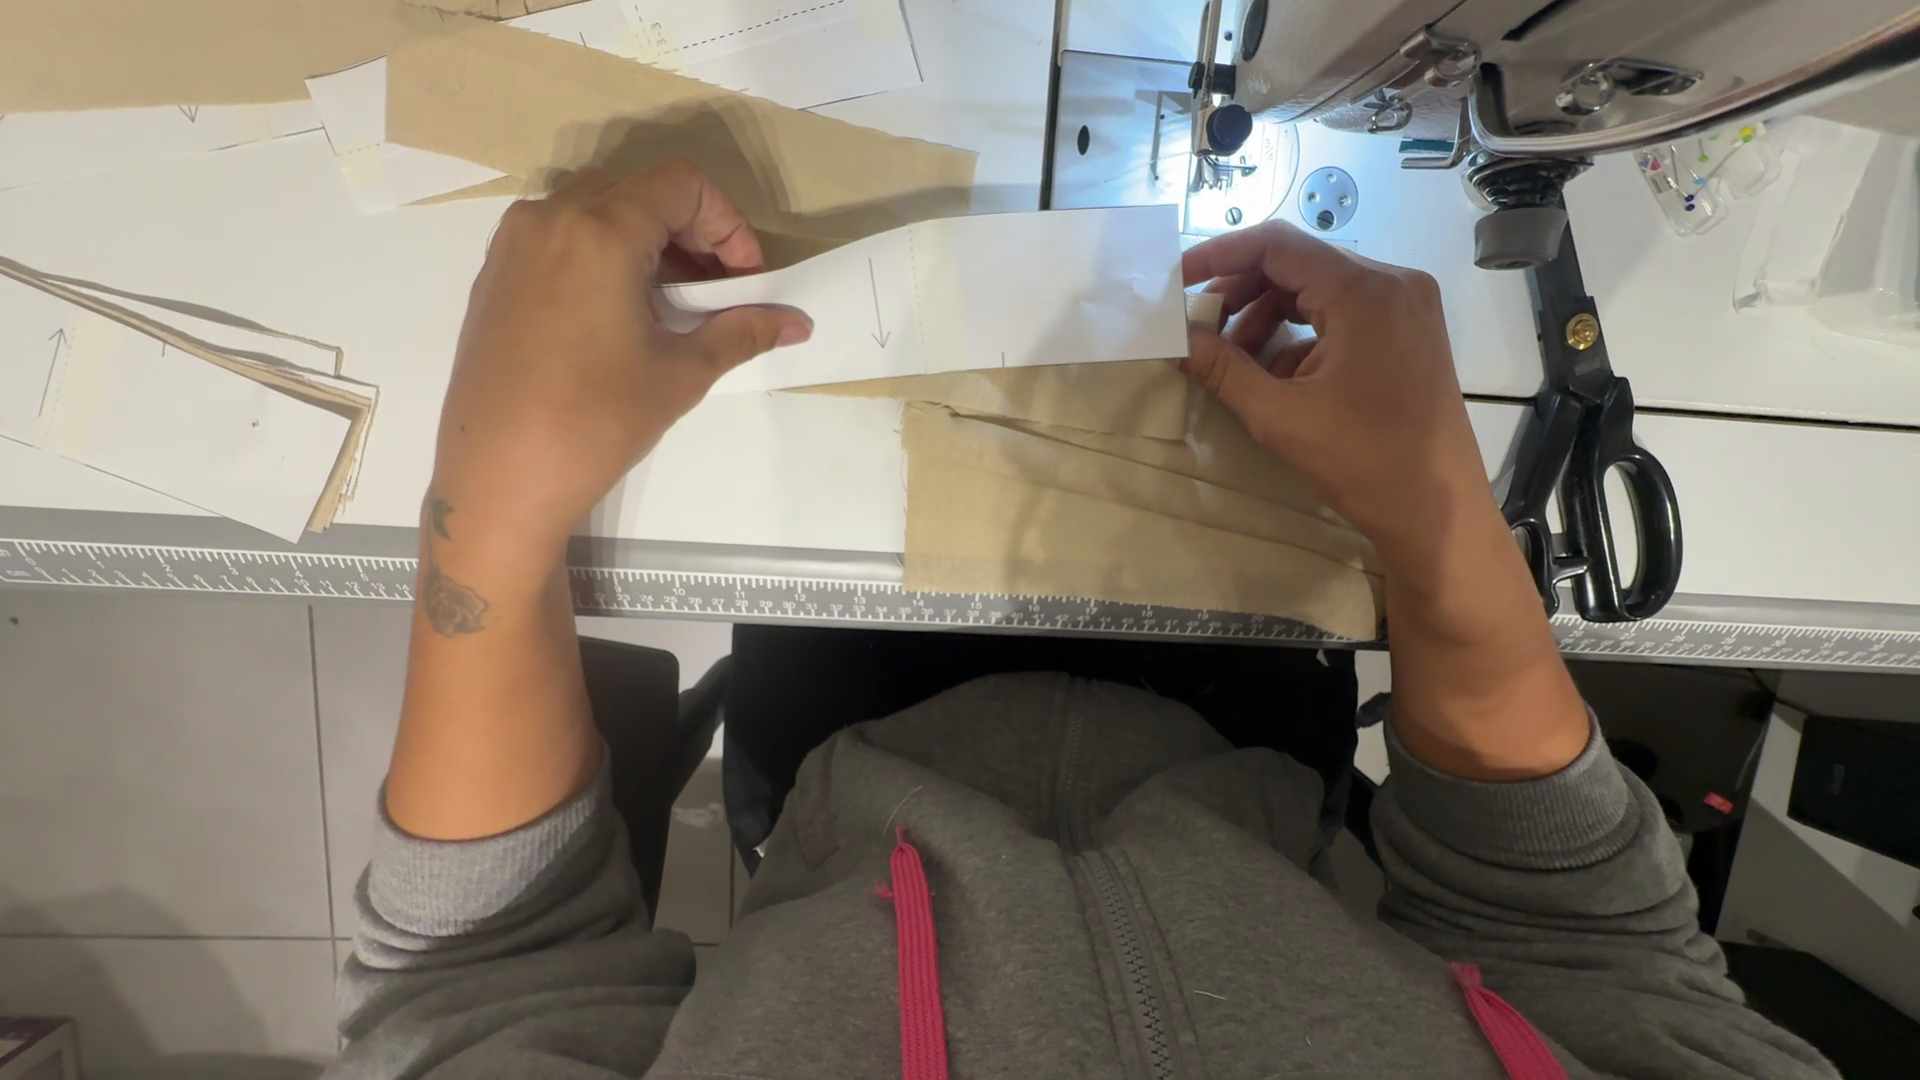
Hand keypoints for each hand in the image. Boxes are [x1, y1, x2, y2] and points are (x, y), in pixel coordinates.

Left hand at [429, 160, 811, 571]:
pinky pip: (563, 236)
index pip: (682, 184)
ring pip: (598, 209)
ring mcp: (515, 244)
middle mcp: (549, 217)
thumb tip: (799, 323)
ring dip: (650, 241)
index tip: (746, 277)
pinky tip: (623, 315)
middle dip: (694, 230)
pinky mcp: (498, 274)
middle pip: (640, 190)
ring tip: (674, 304)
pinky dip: (607, 255)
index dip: (729, 222)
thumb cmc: (599, 420)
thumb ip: (743, 332)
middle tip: (719, 289)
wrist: (502, 474)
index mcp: (599, 231)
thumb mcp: (683, 373)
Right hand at [1177, 221, 1491, 566]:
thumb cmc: (1360, 459)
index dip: (1220, 254)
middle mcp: (1391, 283)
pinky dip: (1299, 334)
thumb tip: (1176, 340)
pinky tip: (1275, 374)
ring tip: (1234, 361)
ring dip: (1267, 316)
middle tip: (1201, 330)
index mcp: (1364, 292)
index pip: (1278, 245)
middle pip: (1298, 263)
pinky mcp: (1406, 332)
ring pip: (1317, 289)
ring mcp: (1404, 306)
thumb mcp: (1278, 415)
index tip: (1179, 278)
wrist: (1435, 507)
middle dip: (1241, 292)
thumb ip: (1221, 368)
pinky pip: (1340, 313)